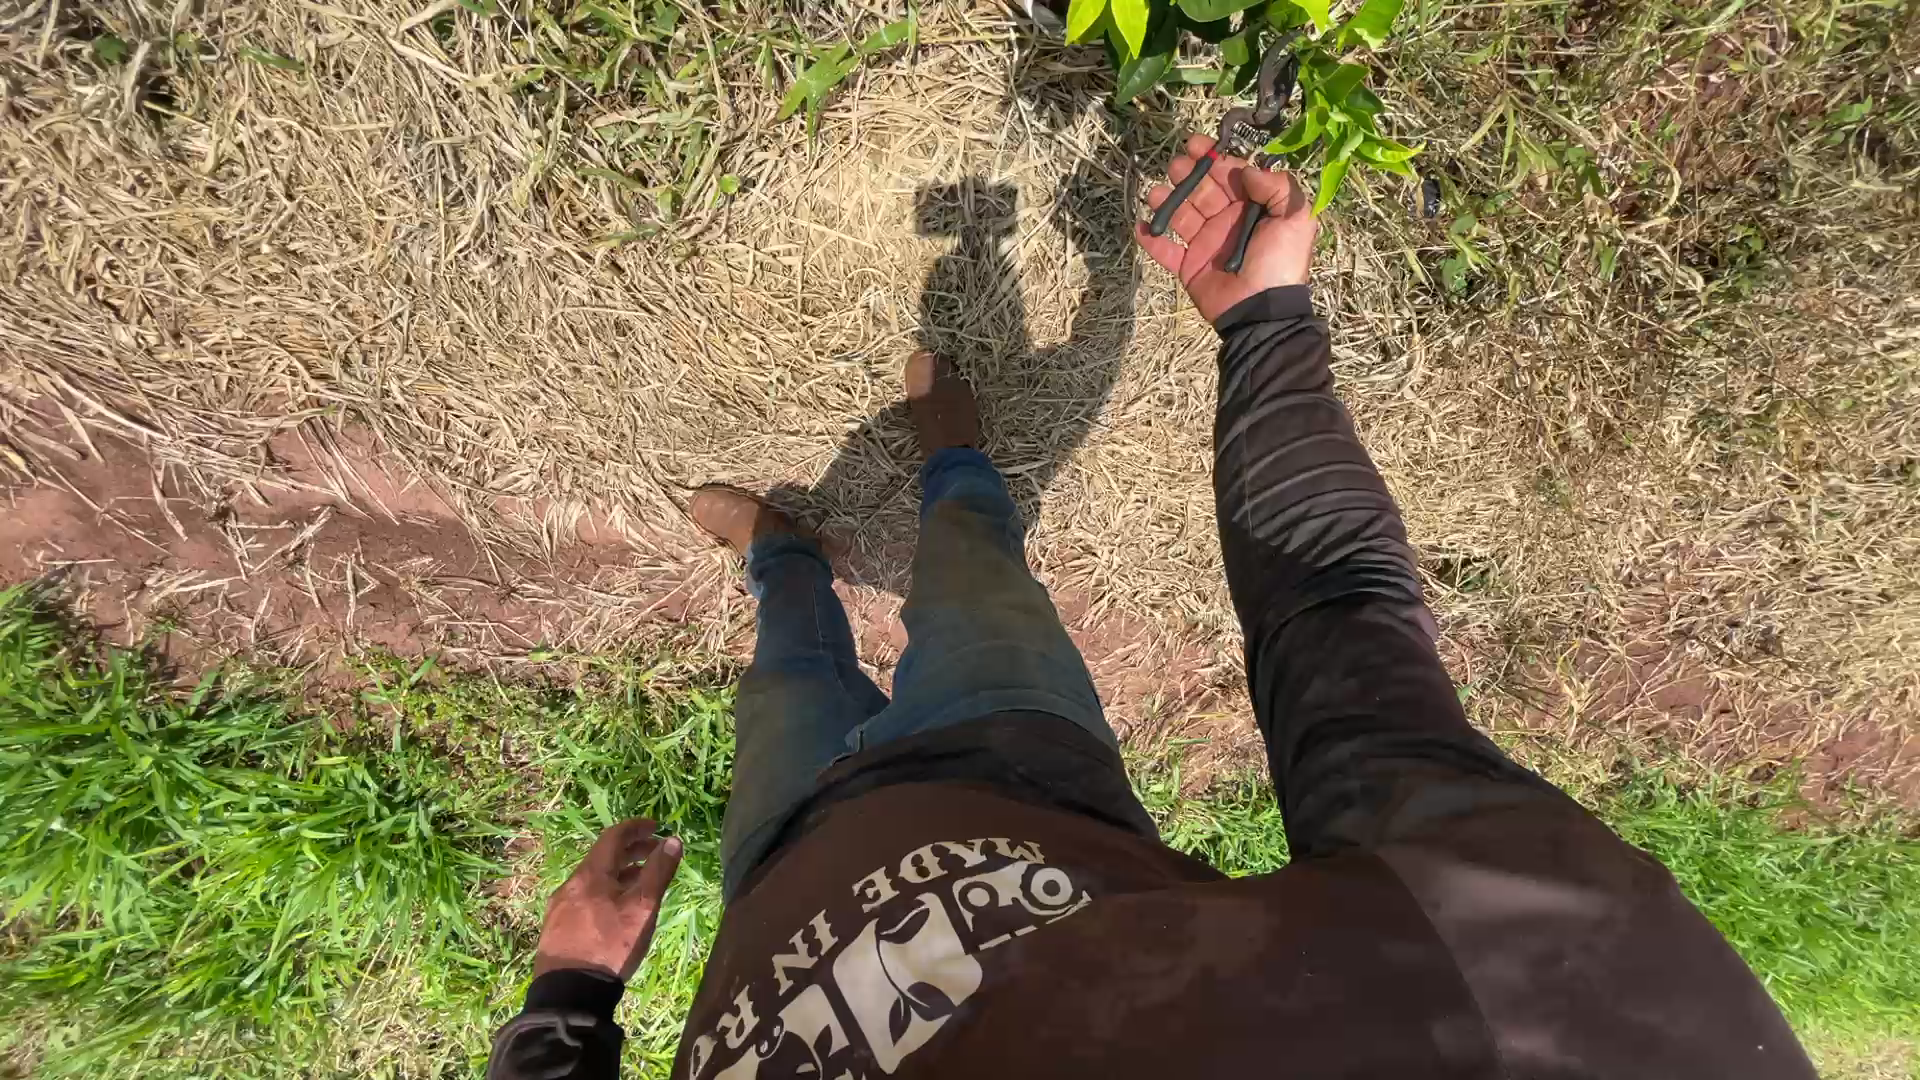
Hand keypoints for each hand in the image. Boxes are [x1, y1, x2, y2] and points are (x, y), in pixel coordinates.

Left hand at [532, 818, 682, 981]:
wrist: (569, 997)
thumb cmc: (611, 945)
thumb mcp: (643, 907)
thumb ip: (659, 871)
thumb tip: (672, 841)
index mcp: (590, 875)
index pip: (614, 836)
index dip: (637, 828)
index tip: (657, 827)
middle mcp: (570, 885)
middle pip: (603, 857)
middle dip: (632, 851)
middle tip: (655, 854)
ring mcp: (559, 908)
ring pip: (593, 879)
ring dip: (619, 872)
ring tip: (641, 882)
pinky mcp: (555, 929)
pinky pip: (584, 897)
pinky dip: (605, 891)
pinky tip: (617, 909)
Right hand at [1135, 133, 1317, 323]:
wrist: (1260, 308)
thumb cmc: (1280, 261)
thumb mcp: (1295, 217)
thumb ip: (1276, 187)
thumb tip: (1247, 170)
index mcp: (1253, 207)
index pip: (1230, 176)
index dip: (1214, 159)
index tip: (1196, 145)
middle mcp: (1227, 222)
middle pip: (1202, 191)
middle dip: (1188, 175)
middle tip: (1175, 166)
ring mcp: (1206, 245)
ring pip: (1181, 216)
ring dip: (1167, 202)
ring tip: (1155, 192)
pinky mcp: (1189, 267)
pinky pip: (1166, 252)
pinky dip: (1152, 240)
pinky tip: (1142, 226)